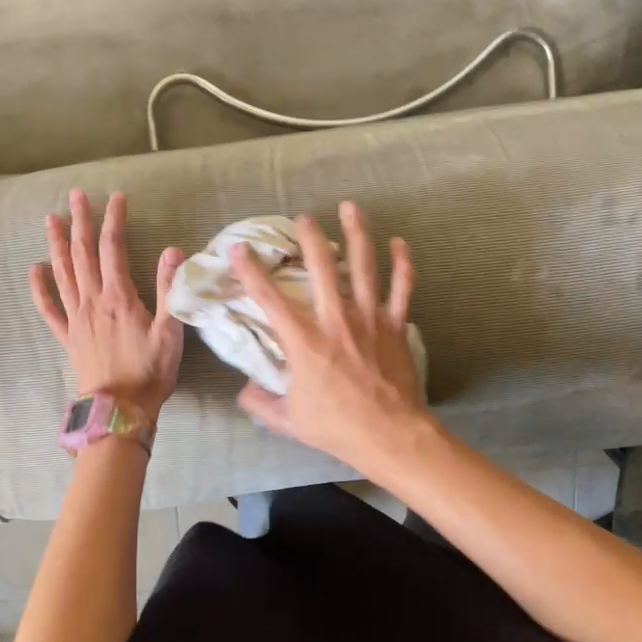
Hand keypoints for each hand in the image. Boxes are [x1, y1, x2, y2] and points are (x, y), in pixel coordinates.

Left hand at [30, 189, 186, 423]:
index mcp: (119, 297)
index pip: (113, 248)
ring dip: (56, 244)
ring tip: (51, 219)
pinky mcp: (68, 336)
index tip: (116, 198)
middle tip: (76, 195)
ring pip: (62, 273)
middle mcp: (92, 301)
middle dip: (79, 221)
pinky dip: (40, 287)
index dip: (114, 220)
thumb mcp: (170, 332)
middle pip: (82, 253)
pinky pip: (49, 308)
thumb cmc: (150, 373)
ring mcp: (76, 318)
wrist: (120, 408)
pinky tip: (35, 270)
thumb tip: (172, 251)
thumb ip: (169, 290)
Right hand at [230, 201, 433, 473]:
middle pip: (322, 267)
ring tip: (350, 207)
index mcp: (304, 341)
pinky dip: (402, 263)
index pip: (270, 299)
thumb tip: (246, 389)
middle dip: (310, 238)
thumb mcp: (288, 420)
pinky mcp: (397, 326)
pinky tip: (399, 243)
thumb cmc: (337, 428)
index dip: (251, 271)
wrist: (389, 434)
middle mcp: (336, 320)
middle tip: (303, 218)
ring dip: (357, 232)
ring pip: (364, 265)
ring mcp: (370, 319)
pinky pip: (402, 288)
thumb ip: (261, 402)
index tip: (239, 249)